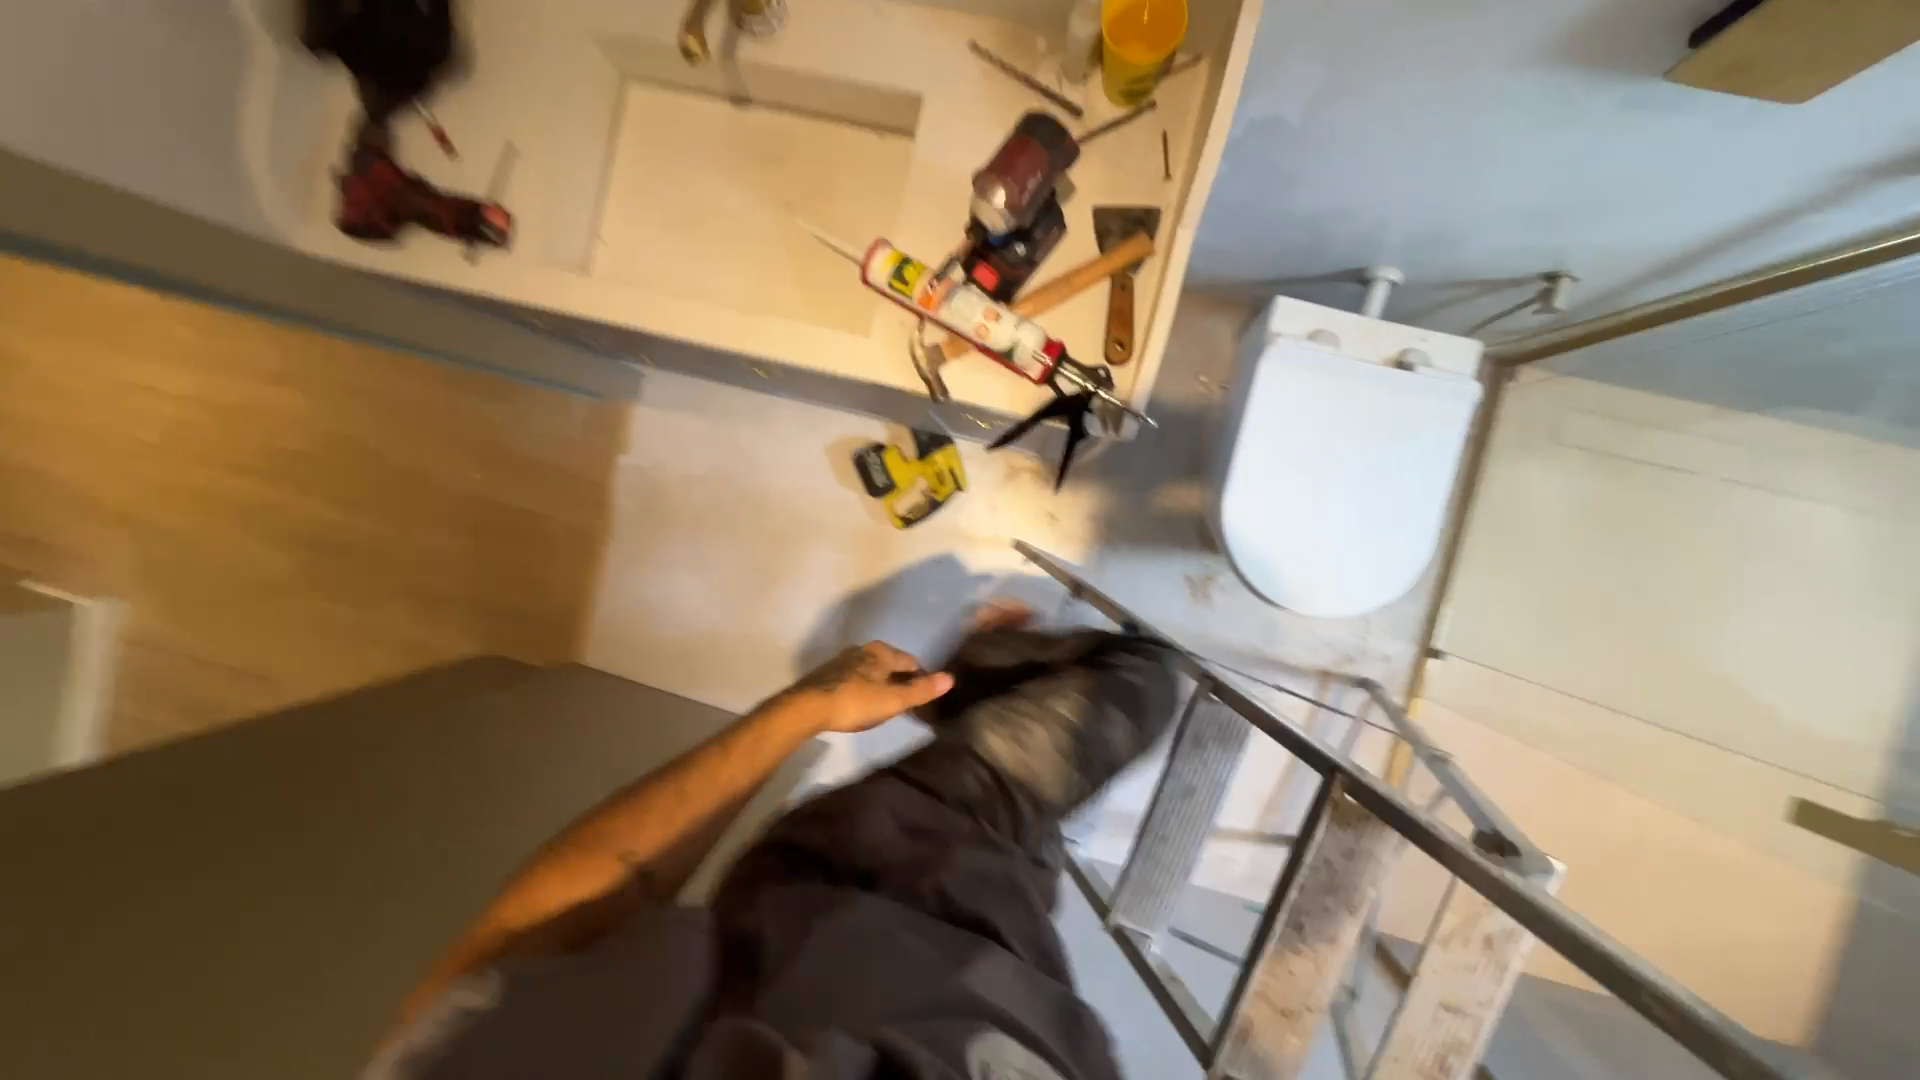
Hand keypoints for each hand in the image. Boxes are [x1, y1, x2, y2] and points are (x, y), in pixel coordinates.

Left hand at [772, 642, 953, 734]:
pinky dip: (862, 688)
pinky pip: (854, 678)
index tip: (921, 699)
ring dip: (880, 685)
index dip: (920, 680)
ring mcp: (843, 660)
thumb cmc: (855, 702)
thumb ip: (921, 690)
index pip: (911, 662)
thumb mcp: (893, 701)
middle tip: (903, 705)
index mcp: (881, 652)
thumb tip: (951, 678)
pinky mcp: (828, 674)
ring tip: (882, 707)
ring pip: (871, 671)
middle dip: (899, 681)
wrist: (807, 708)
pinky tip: (859, 705)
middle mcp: (863, 649)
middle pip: (891, 665)